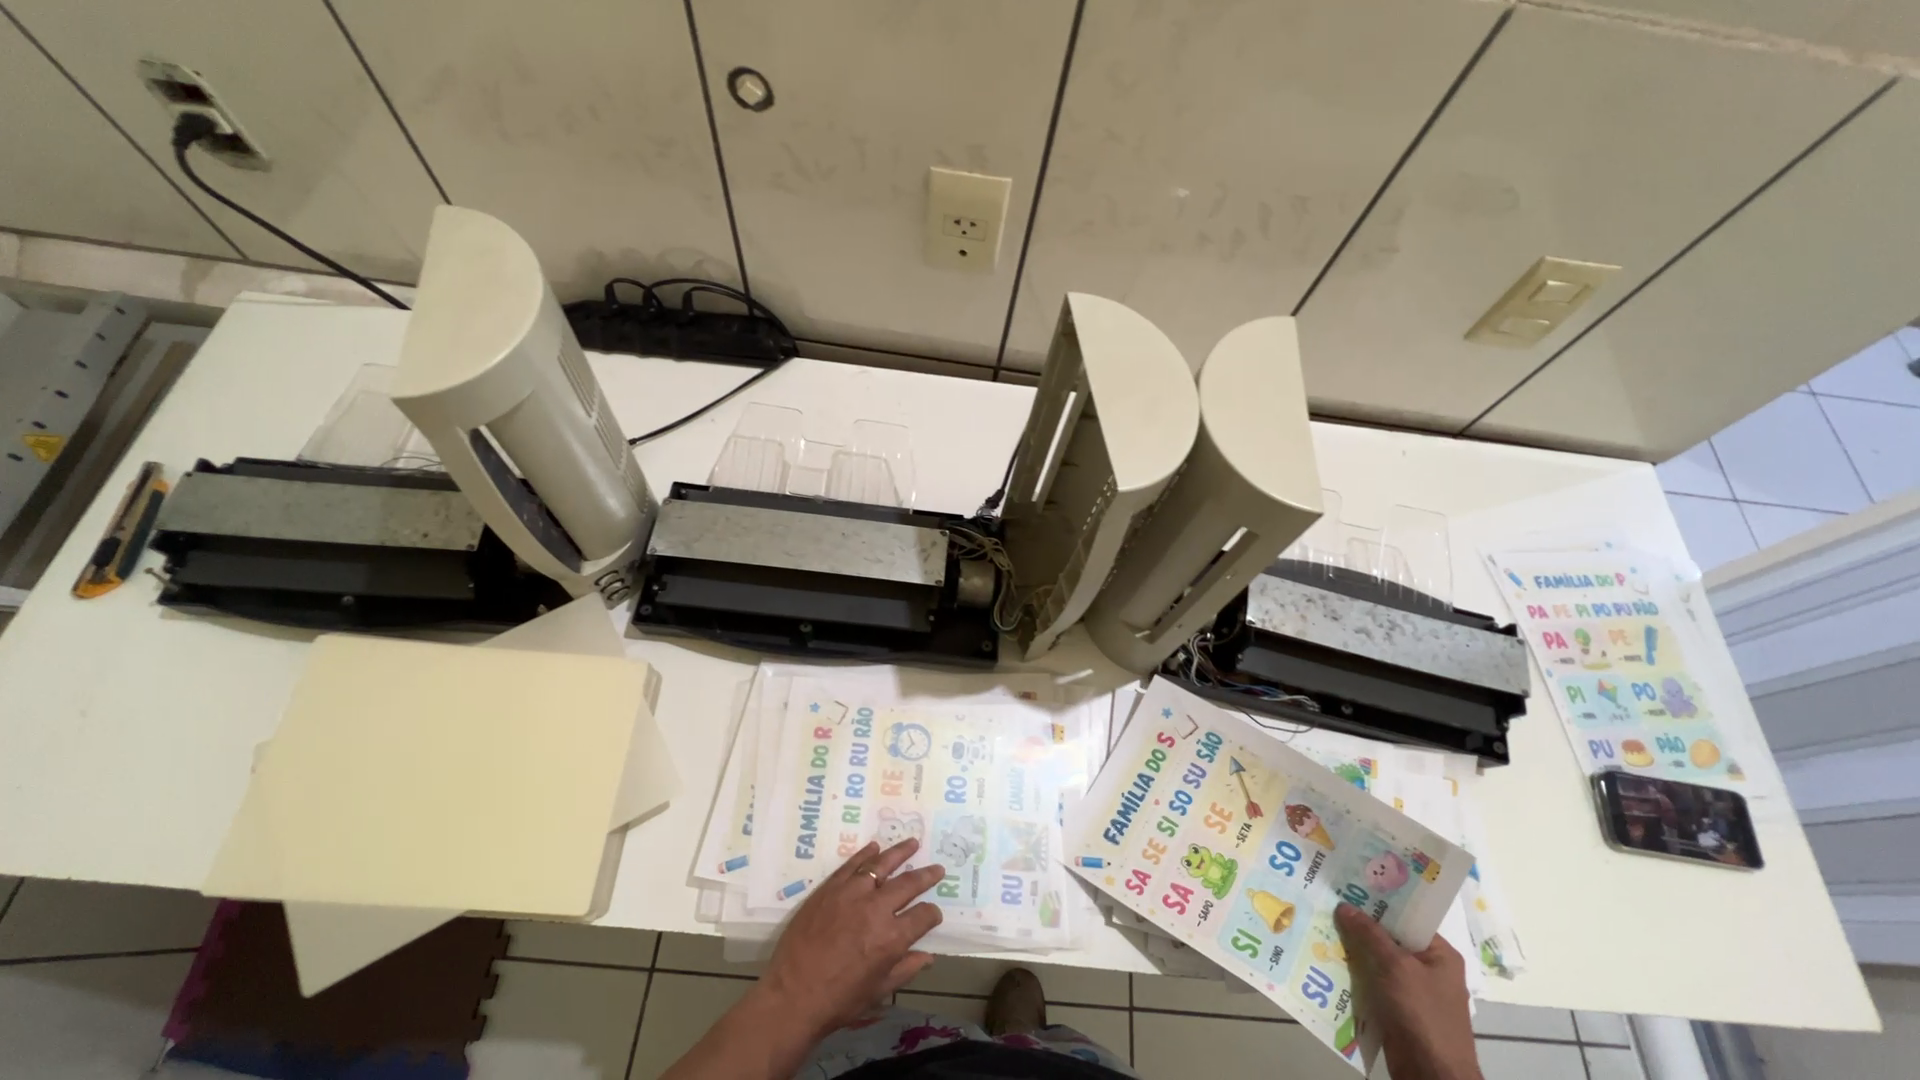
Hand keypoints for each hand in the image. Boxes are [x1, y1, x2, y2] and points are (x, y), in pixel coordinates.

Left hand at [756, 839, 946, 1039]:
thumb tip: (928, 956)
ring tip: (912, 843)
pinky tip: (874, 848)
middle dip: (927, 875)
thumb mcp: (879, 991)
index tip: (933, 914)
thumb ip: (906, 969)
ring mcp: (851, 894)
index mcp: (893, 938)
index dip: (933, 914)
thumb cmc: (839, 1000)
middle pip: (909, 883)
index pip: (924, 916)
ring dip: (900, 852)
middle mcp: (876, 909)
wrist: (792, 995)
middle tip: (937, 868)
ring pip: (881, 865)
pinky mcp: (829, 889)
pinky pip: (851, 865)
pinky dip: (865, 855)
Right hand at [1335, 903, 1481, 1079]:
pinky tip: (1325, 964)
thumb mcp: (1396, 967)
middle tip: (1324, 905)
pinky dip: (1352, 977)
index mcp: (1439, 954)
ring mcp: (1411, 992)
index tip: (1346, 888)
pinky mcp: (1395, 1011)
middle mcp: (1427, 969)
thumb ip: (1370, 935)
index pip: (1406, 919)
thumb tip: (1344, 906)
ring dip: (1351, 952)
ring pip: (1376, 963)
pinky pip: (1371, 985)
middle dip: (1358, 927)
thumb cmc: (1422, 1014)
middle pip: (1388, 940)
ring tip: (1318, 930)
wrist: (1432, 1076)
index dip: (1377, 903)